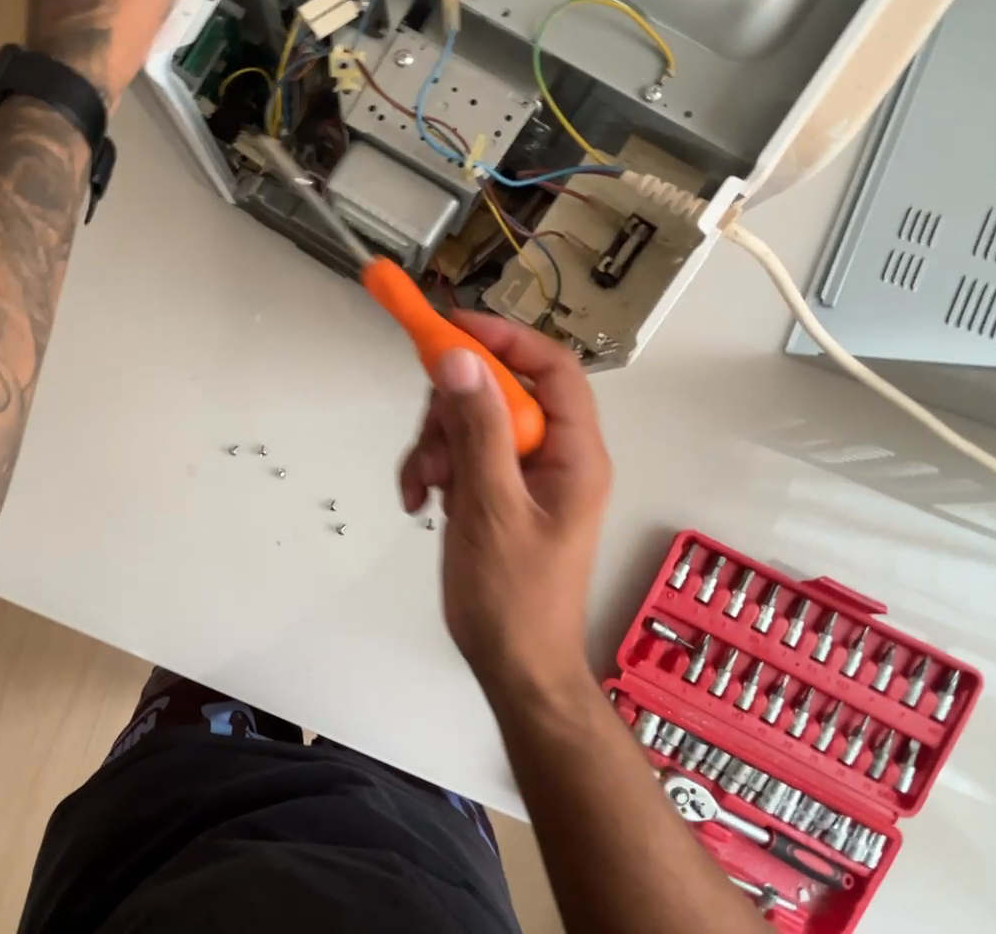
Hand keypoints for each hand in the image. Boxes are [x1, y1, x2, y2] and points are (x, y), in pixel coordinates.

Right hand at [398, 314, 612, 696]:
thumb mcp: (492, 508)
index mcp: (574, 453)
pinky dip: (433, 472)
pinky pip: (458, 457)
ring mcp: (521, 475)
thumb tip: (459, 360)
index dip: (503, 338)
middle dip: (451, 412)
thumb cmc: (512, 597)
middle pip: (497, 392)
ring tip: (423, 491)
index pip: (551, 367)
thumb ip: (477, 431)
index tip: (447, 329)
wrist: (514, 666)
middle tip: (429, 448)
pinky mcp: (495, 493)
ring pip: (468, 423)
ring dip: (434, 448)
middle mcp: (552, 455)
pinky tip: (421, 504)